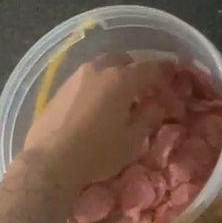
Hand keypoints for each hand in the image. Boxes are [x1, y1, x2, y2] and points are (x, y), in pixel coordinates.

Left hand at [21, 56, 170, 185]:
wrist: (49, 162)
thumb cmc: (97, 153)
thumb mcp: (131, 142)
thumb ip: (147, 119)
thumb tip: (155, 108)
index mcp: (121, 80)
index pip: (149, 68)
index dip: (164, 69)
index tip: (172, 71)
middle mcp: (97, 70)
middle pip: (122, 60)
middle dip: (135, 69)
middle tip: (142, 87)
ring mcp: (75, 78)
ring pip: (100, 68)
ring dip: (112, 77)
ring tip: (117, 97)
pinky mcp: (58, 90)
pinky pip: (84, 81)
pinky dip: (95, 87)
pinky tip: (95, 105)